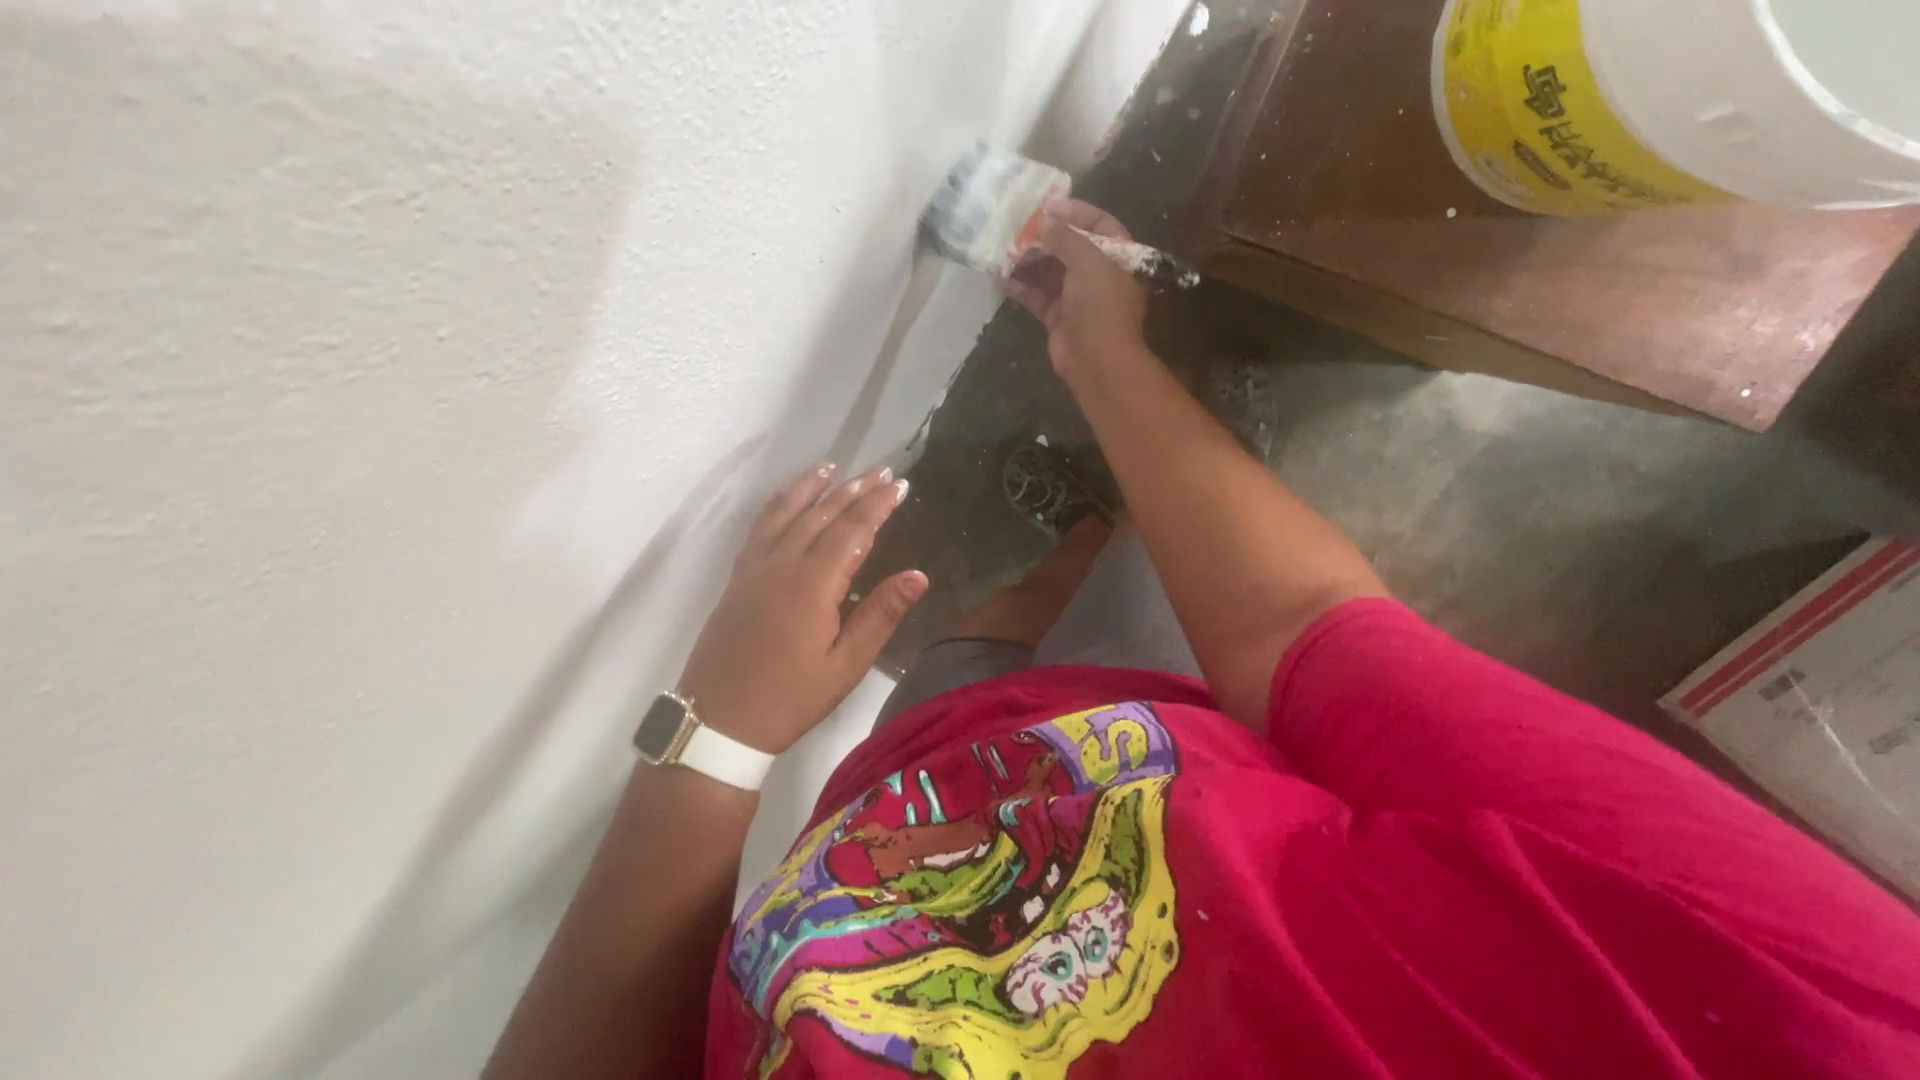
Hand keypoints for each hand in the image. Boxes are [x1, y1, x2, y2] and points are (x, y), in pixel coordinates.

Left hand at [677, 463, 926, 753]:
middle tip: (879, 469)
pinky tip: (785, 500)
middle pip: (820, 515)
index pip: (851, 531)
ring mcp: (754, 569)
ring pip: (785, 514)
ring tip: (831, 465)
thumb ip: (879, 615)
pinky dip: (776, 506)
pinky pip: (759, 528)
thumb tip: (917, 575)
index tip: (899, 484)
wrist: (718, 721)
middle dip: (852, 489)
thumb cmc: (790, 698)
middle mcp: (781, 565)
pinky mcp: (737, 580)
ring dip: (810, 487)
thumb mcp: (845, 666)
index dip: (877, 505)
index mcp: (812, 585)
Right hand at [1003, 198, 1149, 380]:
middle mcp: (1099, 275)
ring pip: (1050, 272)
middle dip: (1044, 238)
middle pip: (1070, 248)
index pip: (1100, 225)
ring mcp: (1078, 298)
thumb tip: (1046, 220)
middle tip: (1016, 226)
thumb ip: (1066, 237)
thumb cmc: (1101, 305)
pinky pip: (1037, 296)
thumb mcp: (1088, 261)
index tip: (1048, 205)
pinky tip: (999, 276)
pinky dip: (1020, 286)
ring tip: (1002, 248)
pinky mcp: (1058, 317)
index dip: (1076, 212)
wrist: (1097, 361)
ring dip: (1027, 261)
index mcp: (1119, 258)